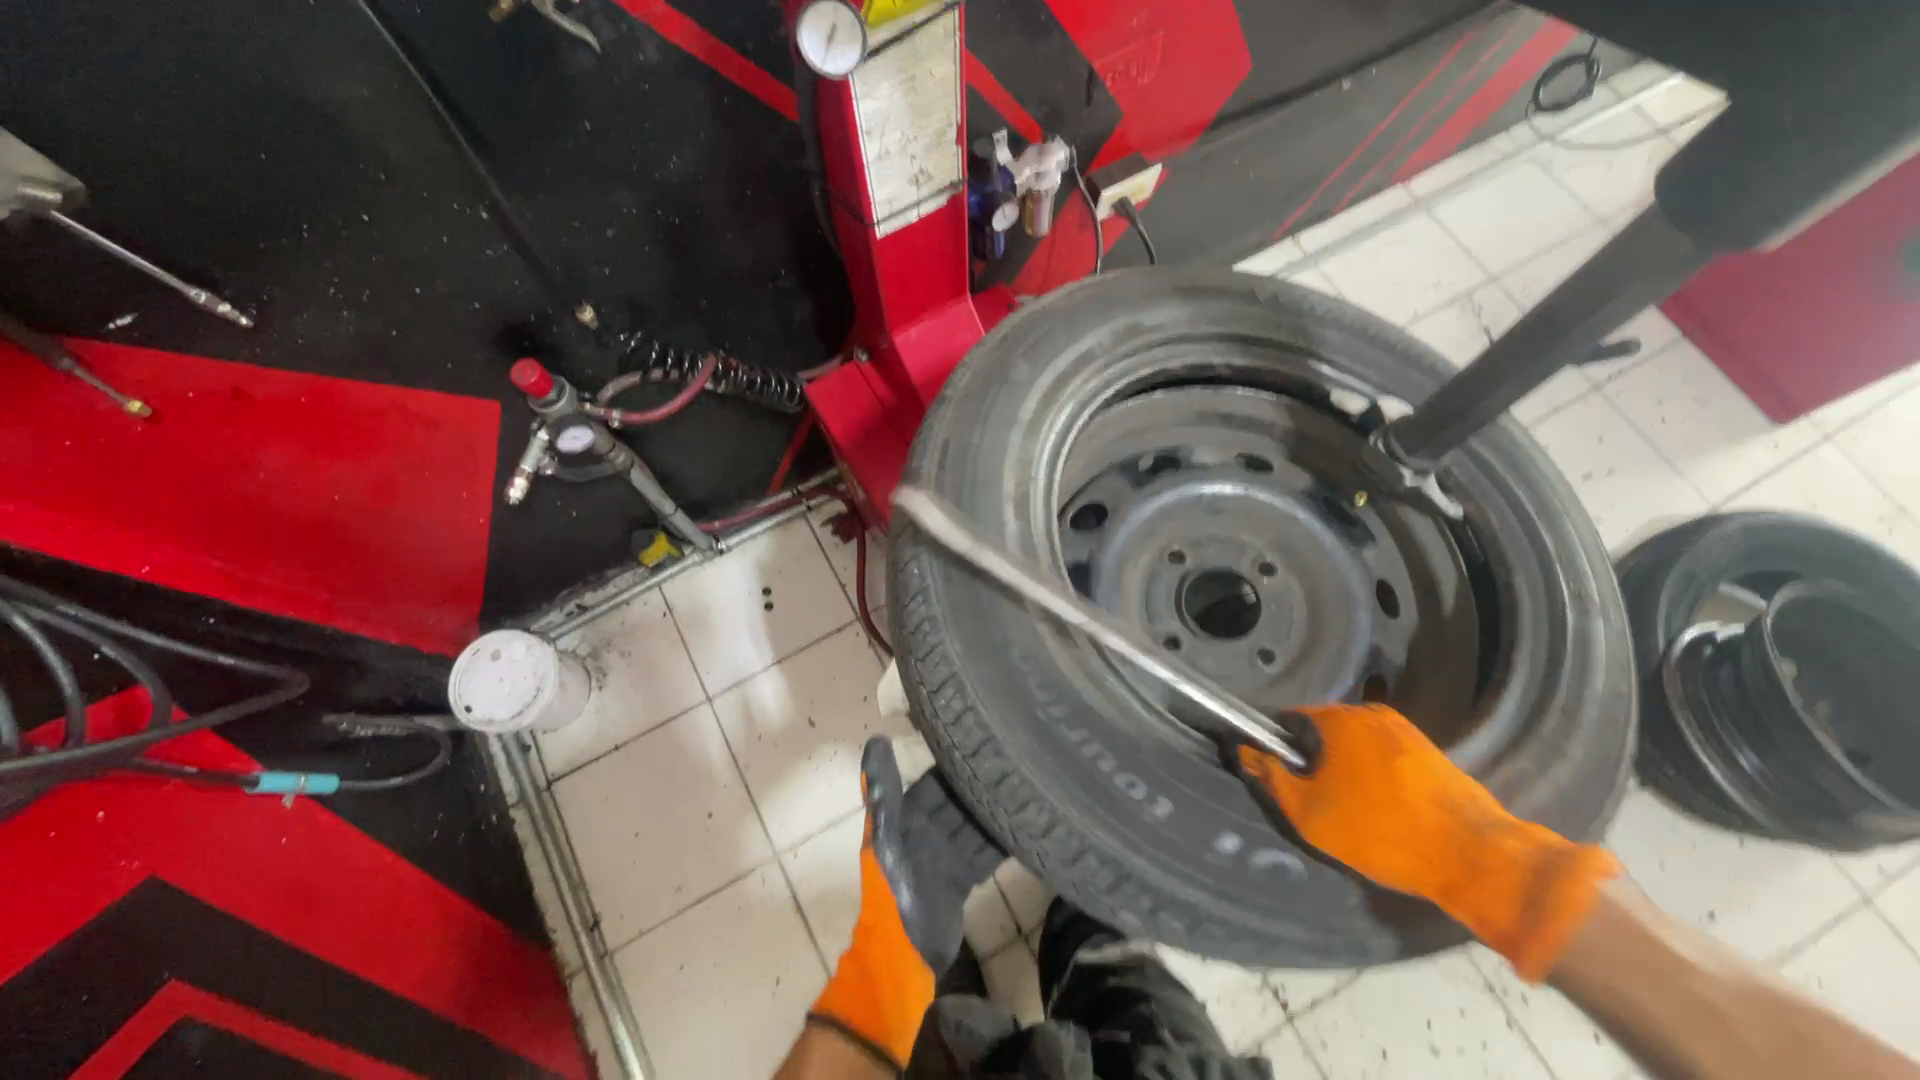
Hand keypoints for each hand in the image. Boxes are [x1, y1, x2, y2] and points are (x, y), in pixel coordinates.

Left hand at [808, 738, 1005, 1066]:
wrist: (904, 954)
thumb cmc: (890, 890)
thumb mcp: (883, 836)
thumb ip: (882, 790)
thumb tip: (876, 739)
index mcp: (903, 819)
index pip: (933, 783)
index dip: (953, 763)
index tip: (982, 739)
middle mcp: (926, 833)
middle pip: (958, 802)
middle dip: (980, 785)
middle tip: (1017, 760)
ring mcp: (945, 856)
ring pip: (974, 824)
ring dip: (994, 810)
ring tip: (1027, 788)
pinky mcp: (963, 878)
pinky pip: (985, 851)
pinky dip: (1001, 839)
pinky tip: (1024, 824)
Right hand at [1237, 703, 1618, 981]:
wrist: (1474, 857)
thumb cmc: (1381, 832)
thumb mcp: (1310, 813)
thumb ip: (1272, 777)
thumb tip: (1245, 750)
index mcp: (1341, 718)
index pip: (1289, 719)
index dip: (1274, 746)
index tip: (1274, 776)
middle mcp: (1373, 714)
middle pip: (1324, 732)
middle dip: (1312, 760)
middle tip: (1310, 801)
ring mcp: (1408, 733)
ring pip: (1356, 747)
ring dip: (1344, 771)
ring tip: (1346, 811)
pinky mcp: (1432, 755)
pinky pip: (1384, 759)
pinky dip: (1373, 779)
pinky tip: (1379, 813)